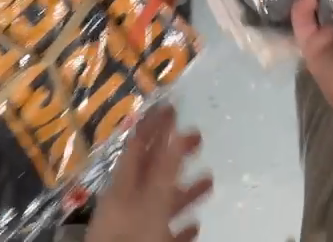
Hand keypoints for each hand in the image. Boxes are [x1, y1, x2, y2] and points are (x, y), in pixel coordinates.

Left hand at [86, 107, 211, 241]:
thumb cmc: (132, 240)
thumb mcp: (152, 200)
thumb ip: (164, 165)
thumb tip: (173, 124)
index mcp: (123, 185)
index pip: (139, 143)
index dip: (155, 122)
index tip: (173, 103)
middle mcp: (127, 203)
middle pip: (152, 169)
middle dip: (175, 152)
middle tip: (198, 136)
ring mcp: (134, 228)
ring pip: (161, 202)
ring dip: (185, 190)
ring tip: (209, 179)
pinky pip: (164, 233)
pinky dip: (181, 226)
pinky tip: (195, 225)